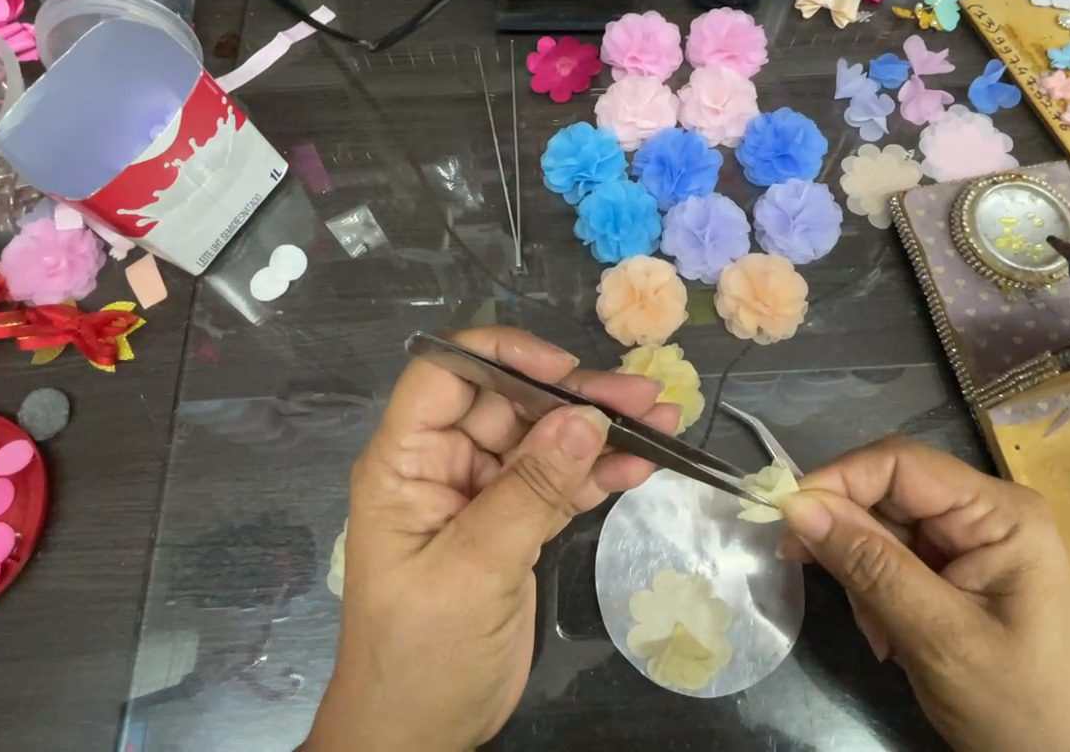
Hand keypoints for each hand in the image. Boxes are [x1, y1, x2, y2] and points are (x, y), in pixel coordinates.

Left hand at [305, 328, 676, 751]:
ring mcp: (484, 492)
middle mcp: (445, 462)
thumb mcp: (474, 568)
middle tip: (640, 393)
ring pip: (545, 438)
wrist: (421, 734)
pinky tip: (643, 463)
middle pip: (511, 402)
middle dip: (574, 394)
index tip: (563, 368)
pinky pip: (561, 482)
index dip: (502, 356)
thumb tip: (585, 418)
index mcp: (408, 460)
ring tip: (661, 416)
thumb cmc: (422, 652)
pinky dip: (600, 472)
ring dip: (600, 428)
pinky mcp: (517, 521)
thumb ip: (531, 490)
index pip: (446, 374)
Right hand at [778, 437, 1069, 751]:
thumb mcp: (939, 638)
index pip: (899, 463)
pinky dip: (875, 590)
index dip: (839, 479)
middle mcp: (984, 510)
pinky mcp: (957, 567)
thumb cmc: (1021, 709)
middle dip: (850, 537)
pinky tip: (888, 634)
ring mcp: (971, 539)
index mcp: (999, 512)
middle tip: (825, 585)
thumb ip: (868, 565)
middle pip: (886, 490)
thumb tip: (794, 504)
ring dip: (862, 573)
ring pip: (881, 524)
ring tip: (878, 633)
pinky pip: (893, 555)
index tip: (790, 519)